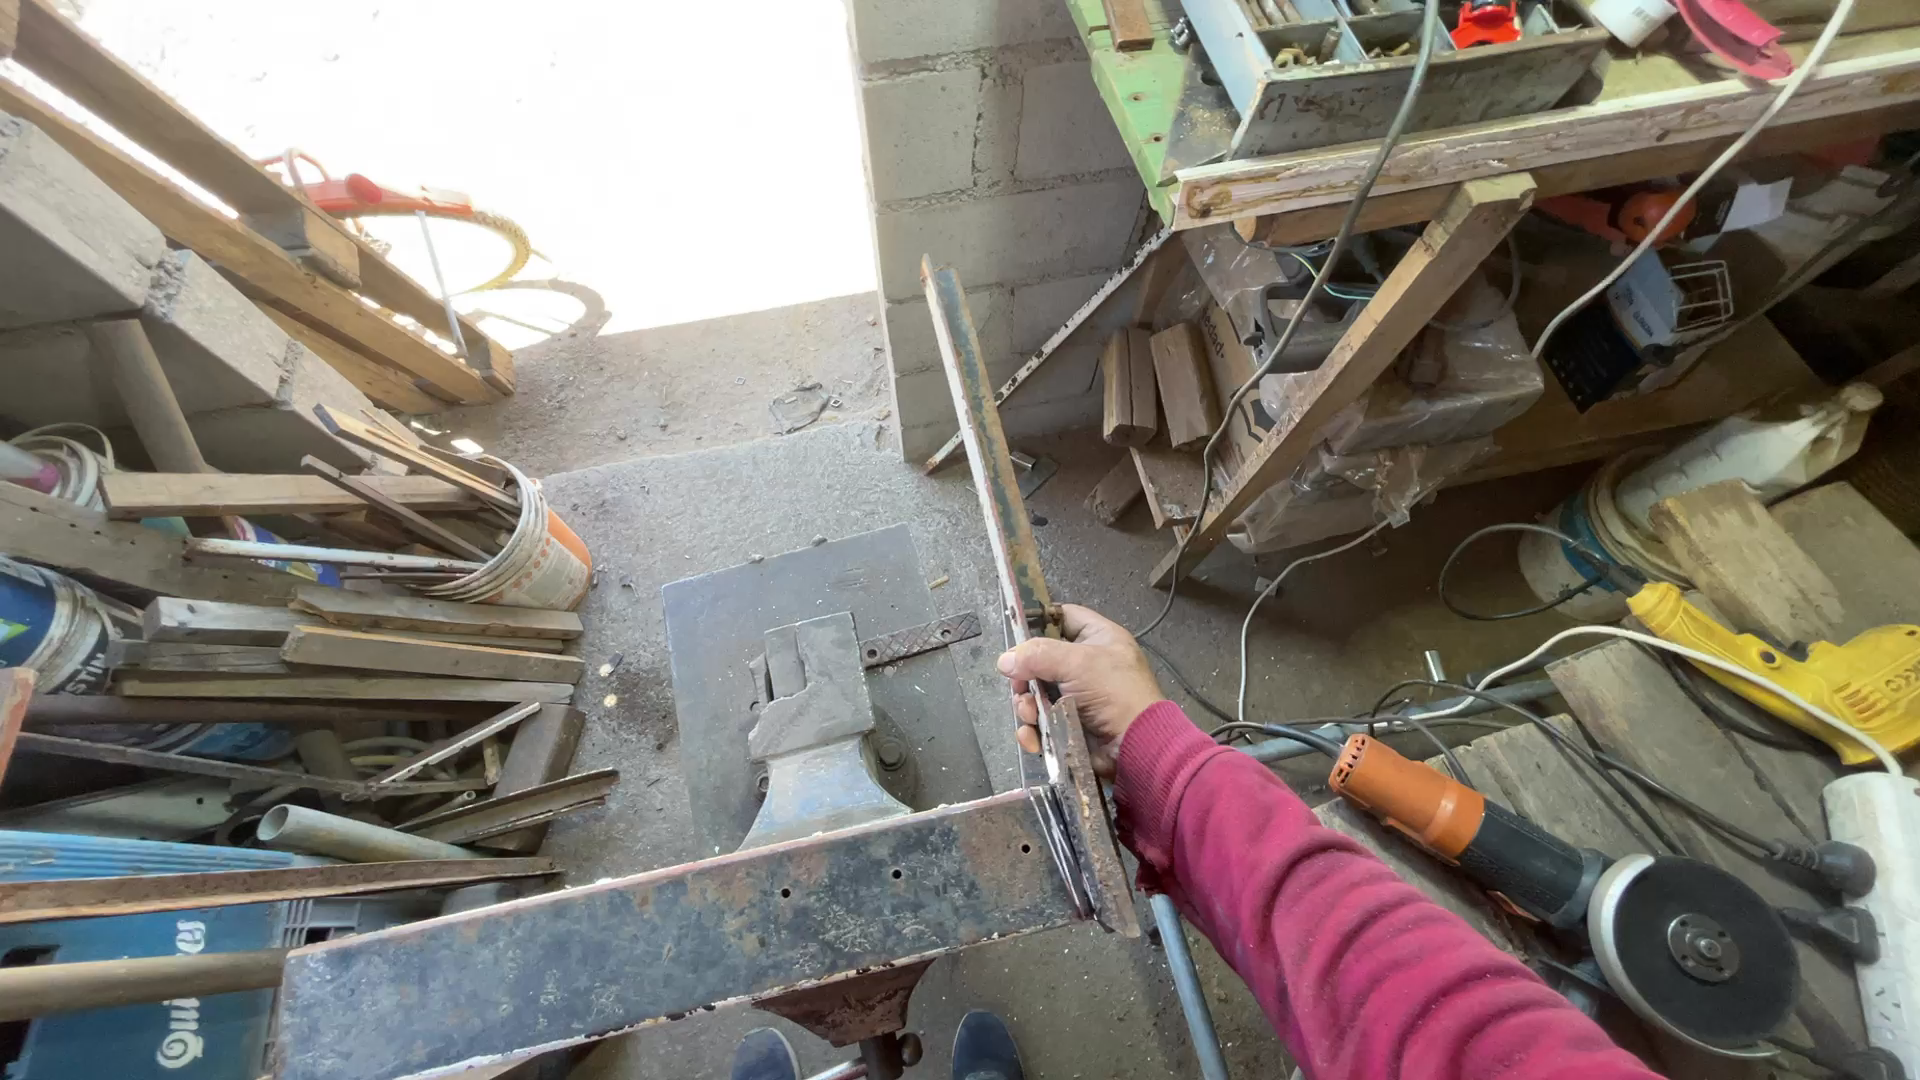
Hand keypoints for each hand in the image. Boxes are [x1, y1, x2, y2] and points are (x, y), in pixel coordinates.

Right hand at [997, 604, 1164, 778]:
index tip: (1015, 633)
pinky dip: (1032, 729)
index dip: (1039, 621)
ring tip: (1031, 715)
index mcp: (1098, 638)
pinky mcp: (1069, 723)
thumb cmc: (1114, 693)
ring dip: (1027, 705)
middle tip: (1020, 687)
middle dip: (1025, 676)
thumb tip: (1005, 661)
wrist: (1137, 748)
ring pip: (1036, 693)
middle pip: (1040, 659)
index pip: (1063, 616)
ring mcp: (1077, 696)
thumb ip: (1037, 655)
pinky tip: (1031, 736)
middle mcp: (1086, 664)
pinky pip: (1041, 720)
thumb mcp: (1078, 663)